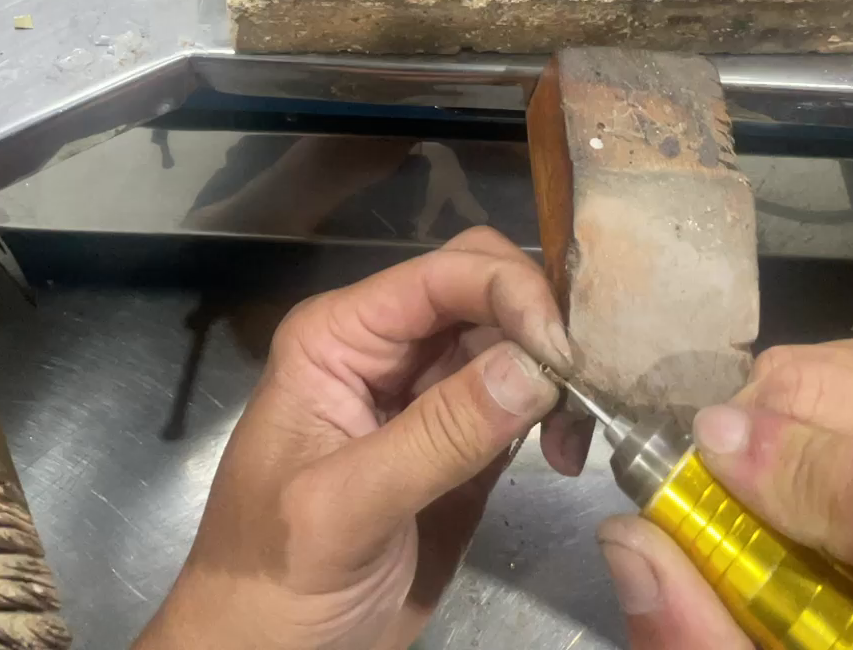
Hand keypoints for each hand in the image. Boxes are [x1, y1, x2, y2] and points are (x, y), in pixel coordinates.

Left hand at [136, 227, 570, 649]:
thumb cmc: (272, 578)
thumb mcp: (342, 507)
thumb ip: (436, 436)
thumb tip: (534, 366)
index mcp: (342, 334)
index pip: (440, 274)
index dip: (508, 292)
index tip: (562, 354)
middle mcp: (387, 345)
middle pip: (482, 289)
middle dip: (537, 322)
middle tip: (579, 385)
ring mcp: (426, 389)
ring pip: (509, 338)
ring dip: (553, 371)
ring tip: (574, 436)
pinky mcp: (460, 437)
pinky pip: (519, 396)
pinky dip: (553, 411)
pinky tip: (564, 452)